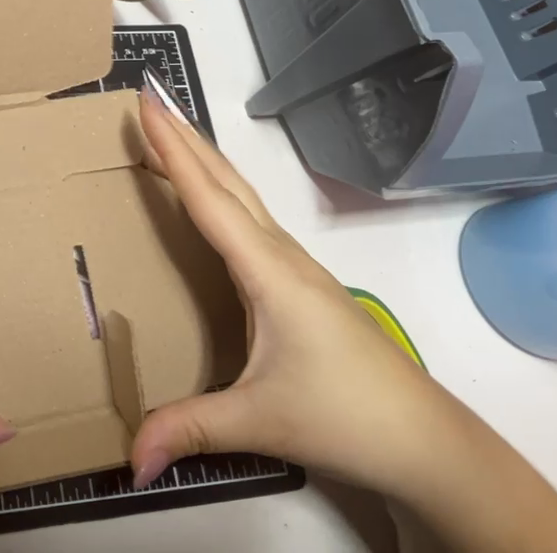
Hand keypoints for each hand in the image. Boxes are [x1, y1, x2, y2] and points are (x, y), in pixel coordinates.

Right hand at [130, 90, 556, 552]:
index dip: (173, 151)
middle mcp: (281, 256)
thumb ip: (189, 429)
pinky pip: (249, 219)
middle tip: (150, 96)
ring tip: (170, 133)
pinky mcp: (299, 284)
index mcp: (269, 272)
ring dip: (203, 160)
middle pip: (226, 181)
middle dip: (185, 136)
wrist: (428, 443)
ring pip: (241, 196)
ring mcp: (294, 267)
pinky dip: (219, 192)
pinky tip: (210, 201)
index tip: (148, 103)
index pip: (209, 199)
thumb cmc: (347, 417)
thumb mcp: (260, 421)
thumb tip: (128, 460)